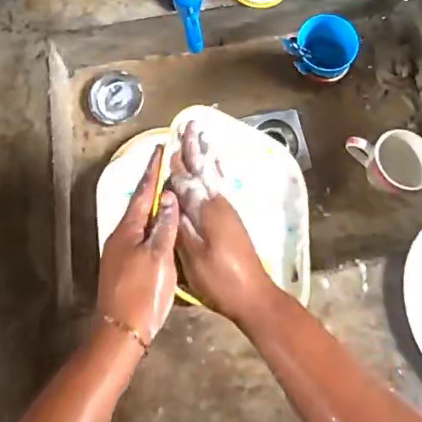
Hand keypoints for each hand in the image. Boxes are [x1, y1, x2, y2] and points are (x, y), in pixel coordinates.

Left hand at [97, 144, 179, 346]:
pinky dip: (150, 226)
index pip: (142, 192)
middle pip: (138, 204)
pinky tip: (159, 230)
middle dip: (152, 186)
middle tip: (165, 168)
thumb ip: (164, 226)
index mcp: (128, 228)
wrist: (121, 332)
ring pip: (138, 221)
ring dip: (152, 207)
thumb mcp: (159, 257)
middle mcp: (119, 235)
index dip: (152, 170)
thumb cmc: (143, 292)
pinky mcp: (121, 266)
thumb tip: (167, 196)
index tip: (158, 149)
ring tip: (166, 196)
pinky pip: (138, 236)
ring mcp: (118, 251)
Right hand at [172, 126, 279, 325]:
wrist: (253, 296)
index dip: (174, 163)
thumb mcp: (193, 256)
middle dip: (193, 147)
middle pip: (202, 168)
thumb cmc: (220, 279)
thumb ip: (180, 224)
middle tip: (189, 125)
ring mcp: (227, 208)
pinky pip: (220, 182)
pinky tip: (215, 165)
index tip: (168, 143)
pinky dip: (215, 168)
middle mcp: (218, 202)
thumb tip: (169, 195)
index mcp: (206, 209)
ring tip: (201, 135)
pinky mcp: (231, 216)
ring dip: (205, 153)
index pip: (184, 180)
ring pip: (213, 172)